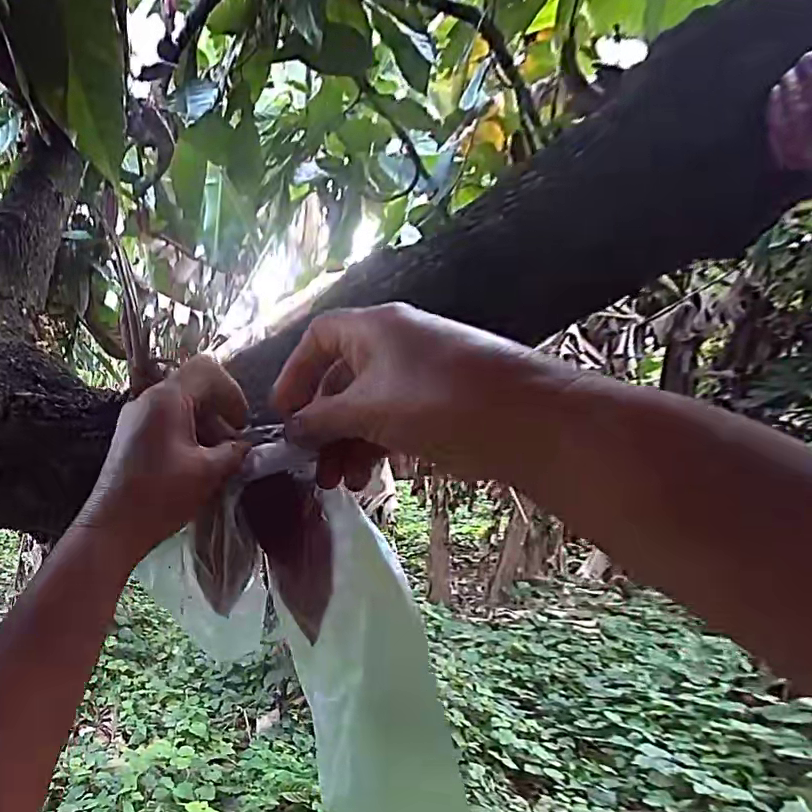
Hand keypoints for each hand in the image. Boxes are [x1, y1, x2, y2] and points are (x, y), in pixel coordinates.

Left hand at [72, 358, 251, 562]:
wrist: (112, 527)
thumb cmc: (159, 496)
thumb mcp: (207, 472)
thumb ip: (233, 452)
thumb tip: (245, 446)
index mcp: (166, 398)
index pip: (207, 370)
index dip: (232, 392)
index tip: (241, 423)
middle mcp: (147, 400)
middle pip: (193, 390)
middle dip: (219, 415)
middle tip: (233, 447)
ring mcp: (134, 419)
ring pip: (180, 409)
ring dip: (204, 429)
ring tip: (217, 462)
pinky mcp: (130, 438)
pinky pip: (165, 425)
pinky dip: (186, 438)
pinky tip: (195, 467)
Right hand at [271, 304, 576, 487]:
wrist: (528, 421)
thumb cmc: (437, 401)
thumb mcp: (365, 411)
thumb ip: (318, 421)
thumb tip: (290, 432)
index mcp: (374, 329)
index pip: (317, 338)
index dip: (294, 373)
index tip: (283, 412)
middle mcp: (392, 346)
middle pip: (337, 381)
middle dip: (319, 424)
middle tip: (307, 460)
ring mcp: (414, 377)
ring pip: (360, 409)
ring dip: (342, 446)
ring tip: (337, 482)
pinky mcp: (432, 405)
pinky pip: (386, 422)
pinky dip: (370, 449)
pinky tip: (365, 479)